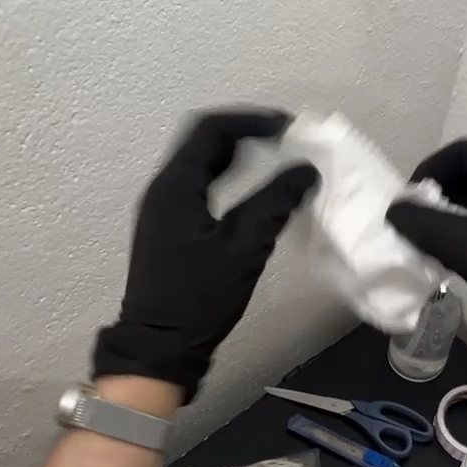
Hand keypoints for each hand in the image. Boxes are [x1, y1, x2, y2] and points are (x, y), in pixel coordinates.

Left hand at [94, 109, 317, 398]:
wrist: (161, 346)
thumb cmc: (200, 297)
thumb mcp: (244, 247)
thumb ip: (275, 203)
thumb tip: (306, 170)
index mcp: (176, 186)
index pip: (212, 130)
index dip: (252, 121)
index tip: (289, 128)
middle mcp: (163, 189)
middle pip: (204, 142)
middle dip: (245, 133)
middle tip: (285, 139)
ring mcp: (163, 209)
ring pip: (201, 164)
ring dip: (237, 155)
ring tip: (275, 158)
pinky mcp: (169, 228)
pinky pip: (200, 185)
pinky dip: (228, 177)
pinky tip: (252, 191)